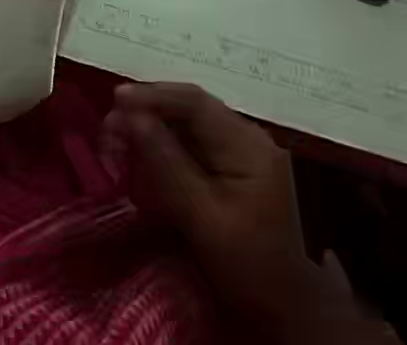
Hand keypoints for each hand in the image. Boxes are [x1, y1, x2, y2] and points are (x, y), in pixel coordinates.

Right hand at [108, 83, 393, 343]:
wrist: (296, 311)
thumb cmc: (252, 267)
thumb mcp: (203, 217)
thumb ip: (166, 162)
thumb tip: (131, 115)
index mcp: (248, 144)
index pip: (194, 101)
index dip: (152, 95)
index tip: (114, 99)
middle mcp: (248, 136)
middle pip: (190, 108)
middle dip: (147, 111)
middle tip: (110, 124)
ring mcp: (245, 150)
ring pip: (189, 122)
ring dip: (153, 126)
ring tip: (120, 137)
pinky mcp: (237, 165)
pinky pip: (195, 141)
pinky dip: (166, 143)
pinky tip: (144, 155)